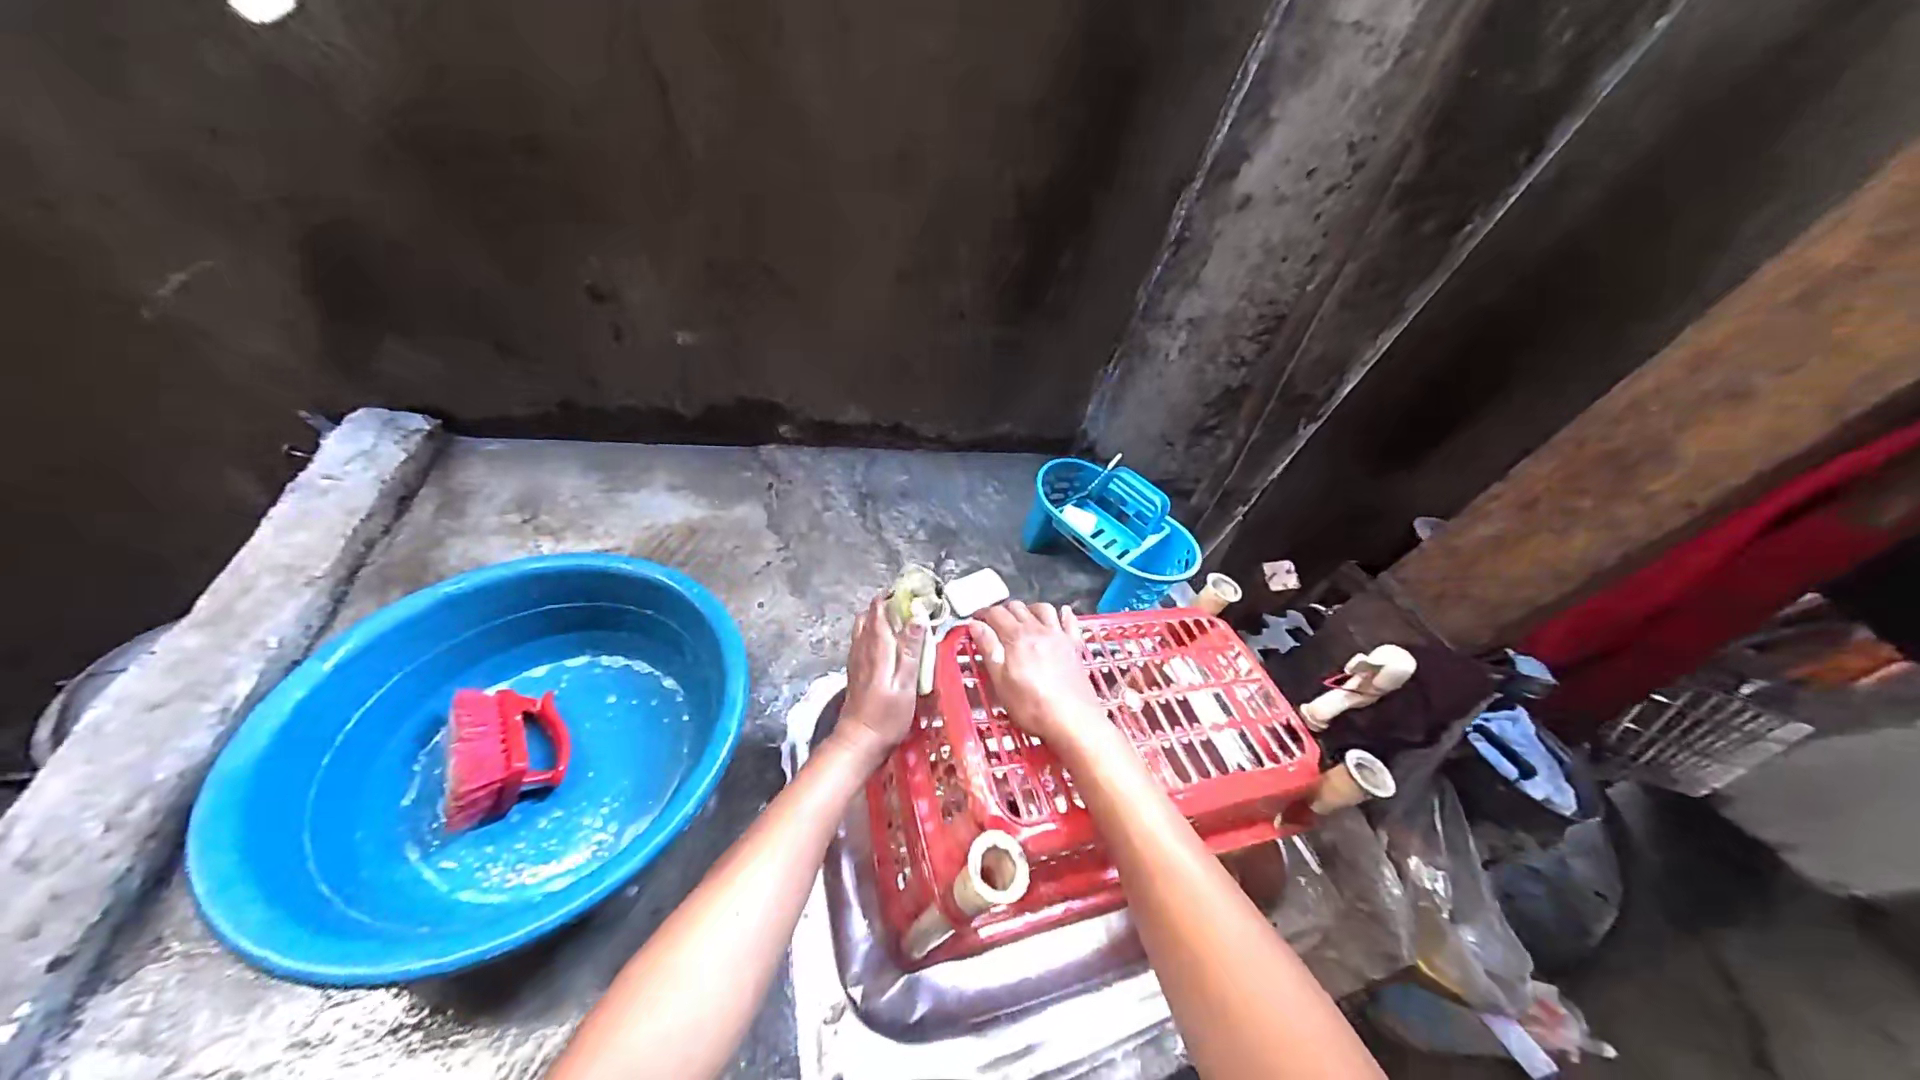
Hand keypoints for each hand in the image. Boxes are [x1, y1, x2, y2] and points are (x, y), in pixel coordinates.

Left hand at [835, 594, 925, 765]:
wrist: (859, 742)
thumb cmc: (886, 716)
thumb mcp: (905, 684)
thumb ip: (911, 650)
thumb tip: (917, 618)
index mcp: (877, 649)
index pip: (879, 614)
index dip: (889, 598)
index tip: (905, 589)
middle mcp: (862, 650)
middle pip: (867, 618)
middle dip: (883, 606)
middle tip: (903, 602)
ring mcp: (856, 661)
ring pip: (861, 629)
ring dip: (875, 618)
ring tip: (894, 617)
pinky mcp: (855, 673)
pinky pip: (860, 642)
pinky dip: (871, 633)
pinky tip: (882, 642)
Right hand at [970, 602, 1112, 755]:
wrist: (1074, 721)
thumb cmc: (1032, 706)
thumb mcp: (1001, 682)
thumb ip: (988, 649)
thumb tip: (975, 625)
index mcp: (1017, 637)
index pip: (996, 614)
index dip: (982, 613)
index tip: (975, 620)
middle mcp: (1038, 630)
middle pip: (1018, 608)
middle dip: (1002, 611)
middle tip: (994, 624)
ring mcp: (1059, 636)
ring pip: (1043, 608)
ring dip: (1029, 609)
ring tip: (1022, 619)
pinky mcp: (1074, 646)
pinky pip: (1069, 620)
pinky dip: (1062, 613)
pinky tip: (1060, 614)